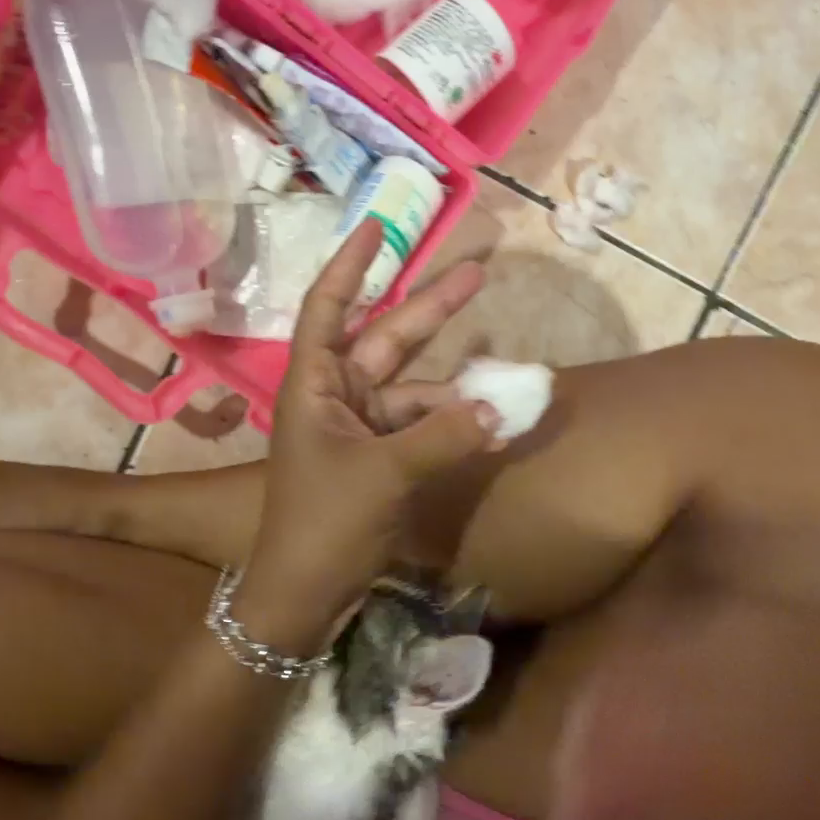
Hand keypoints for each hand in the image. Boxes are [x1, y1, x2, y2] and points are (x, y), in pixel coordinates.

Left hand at [243, 225, 502, 625]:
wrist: (305, 596)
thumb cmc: (324, 525)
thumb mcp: (384, 476)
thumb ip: (443, 438)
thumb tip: (502, 409)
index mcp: (314, 384)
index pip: (328, 306)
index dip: (352, 263)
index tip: (378, 224)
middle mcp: (335, 396)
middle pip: (385, 338)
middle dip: (432, 307)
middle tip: (480, 267)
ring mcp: (359, 429)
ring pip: (414, 387)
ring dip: (459, 383)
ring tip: (514, 373)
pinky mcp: (380, 460)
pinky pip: (424, 428)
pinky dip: (456, 424)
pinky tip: (498, 422)